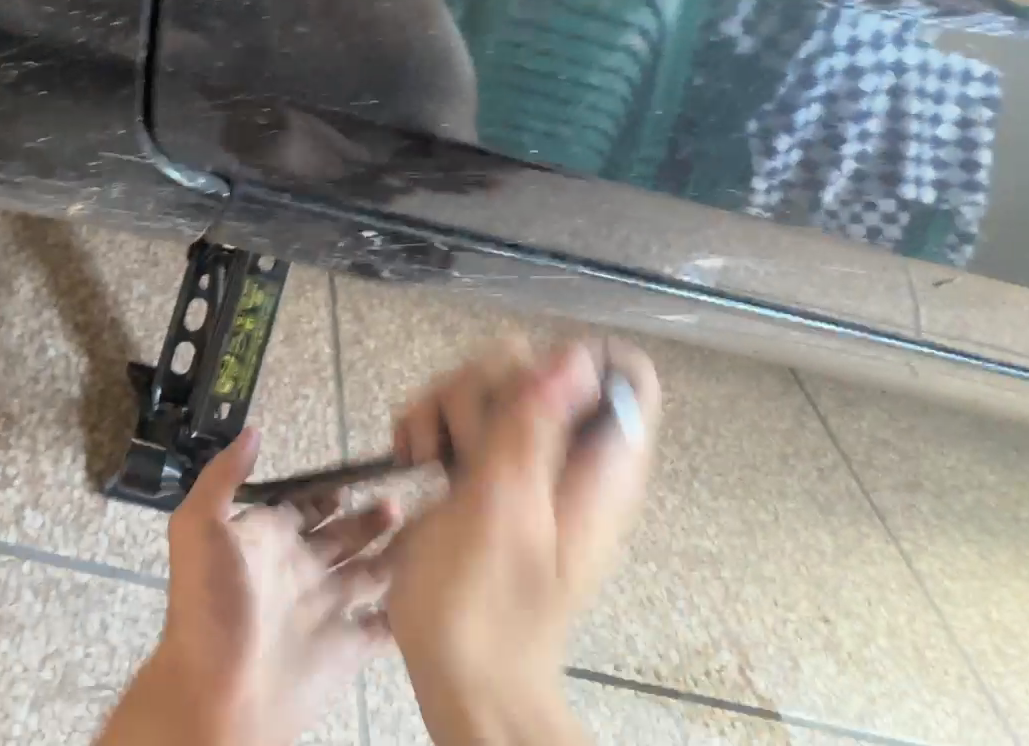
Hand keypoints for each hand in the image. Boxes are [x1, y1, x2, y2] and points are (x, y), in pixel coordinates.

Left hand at [96, 428, 400, 745]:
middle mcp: (298, 569)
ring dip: (392, 554)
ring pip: (367, 573)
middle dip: (369, 517)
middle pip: (342, 535)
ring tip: (426, 530)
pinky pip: (381, 625)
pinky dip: (403, 610)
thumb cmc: (210, 604)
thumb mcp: (199, 526)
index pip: (303, 505)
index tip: (361, 472)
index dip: (328, 491)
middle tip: (402, 498)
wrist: (220, 692)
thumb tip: (251, 431)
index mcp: (267, 539)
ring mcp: (324, 609)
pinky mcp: (346, 648)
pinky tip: (430, 589)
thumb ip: (223, 476)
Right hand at [385, 339, 662, 744]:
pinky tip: (411, 458)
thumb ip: (533, 431)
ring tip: (424, 458)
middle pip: (531, 364)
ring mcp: (523, 461)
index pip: (617, 372)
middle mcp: (567, 452)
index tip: (513, 394)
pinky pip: (455, 415)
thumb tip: (572, 357)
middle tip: (458, 446)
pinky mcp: (483, 472)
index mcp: (598, 463)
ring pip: (484, 384)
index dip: (564, 362)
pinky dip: (426, 425)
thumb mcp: (502, 512)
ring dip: (441, 409)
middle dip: (479, 389)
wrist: (461, 672)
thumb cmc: (482, 607)